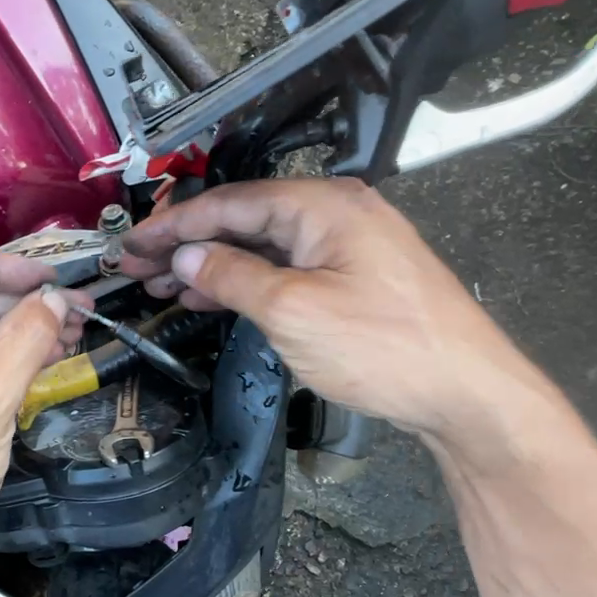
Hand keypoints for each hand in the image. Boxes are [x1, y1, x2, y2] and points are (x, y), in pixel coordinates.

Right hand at [119, 178, 543, 443]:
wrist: (466, 392)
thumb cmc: (380, 346)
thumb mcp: (292, 311)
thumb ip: (232, 277)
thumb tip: (187, 256)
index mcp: (322, 206)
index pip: (229, 203)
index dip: (173, 224)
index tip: (130, 243)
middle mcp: (333, 213)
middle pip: (242, 220)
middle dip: (184, 243)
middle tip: (134, 265)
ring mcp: (344, 246)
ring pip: (259, 246)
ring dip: (208, 264)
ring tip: (159, 284)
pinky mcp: (349, 277)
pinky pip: (282, 268)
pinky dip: (241, 281)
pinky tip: (206, 297)